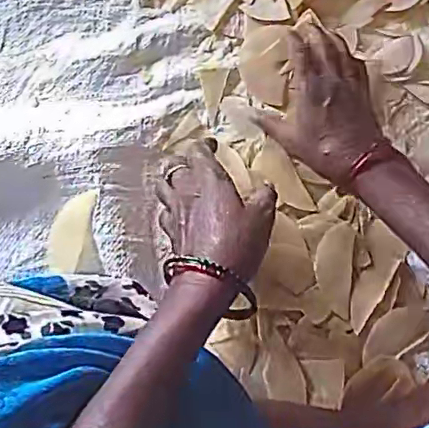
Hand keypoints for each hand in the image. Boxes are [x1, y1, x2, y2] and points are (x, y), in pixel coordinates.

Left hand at [156, 141, 276, 281]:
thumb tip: (266, 185)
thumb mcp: (262, 217)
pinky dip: (170, 207)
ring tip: (182, 184)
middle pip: (174, 165)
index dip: (204, 145)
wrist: (207, 282)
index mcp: (209, 179)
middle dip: (183, 161)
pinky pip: (165, 211)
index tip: (212, 146)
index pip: (198, 150)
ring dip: (171, 181)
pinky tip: (180, 213)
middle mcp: (187, 190)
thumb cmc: (237, 243)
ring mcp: (174, 212)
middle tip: (195, 164)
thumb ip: (265, 195)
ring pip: (163, 186)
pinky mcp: (169, 233)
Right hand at [256, 23, 390, 185]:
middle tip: (307, 22)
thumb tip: (246, 112)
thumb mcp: (290, 141)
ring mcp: (350, 83)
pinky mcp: (363, 89)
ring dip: (333, 37)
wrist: (361, 161)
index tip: (289, 31)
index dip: (294, 40)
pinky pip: (357, 64)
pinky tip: (347, 52)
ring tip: (326, 29)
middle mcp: (330, 80)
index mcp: (310, 89)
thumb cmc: (322, 151)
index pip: (301, 55)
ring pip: (342, 51)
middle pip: (323, 46)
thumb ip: (268, 123)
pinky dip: (350, 54)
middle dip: (314, 32)